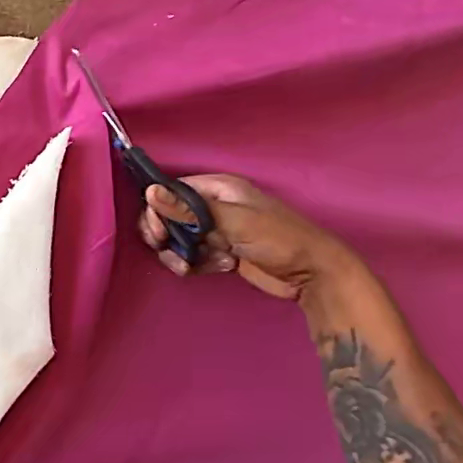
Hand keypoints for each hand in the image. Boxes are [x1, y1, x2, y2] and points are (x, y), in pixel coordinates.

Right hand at [140, 174, 360, 300]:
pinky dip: (196, 265)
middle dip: (165, 235)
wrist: (312, 274)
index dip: (158, 209)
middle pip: (169, 216)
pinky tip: (219, 268)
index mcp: (217, 188)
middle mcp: (213, 206)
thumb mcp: (233, 222)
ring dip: (180, 254)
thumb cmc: (279, 239)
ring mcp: (216, 231)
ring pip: (177, 239)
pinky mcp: (219, 253)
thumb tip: (150, 192)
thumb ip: (190, 209)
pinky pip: (191, 256)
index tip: (159, 232)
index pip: (171, 191)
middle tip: (169, 249)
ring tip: (194, 265)